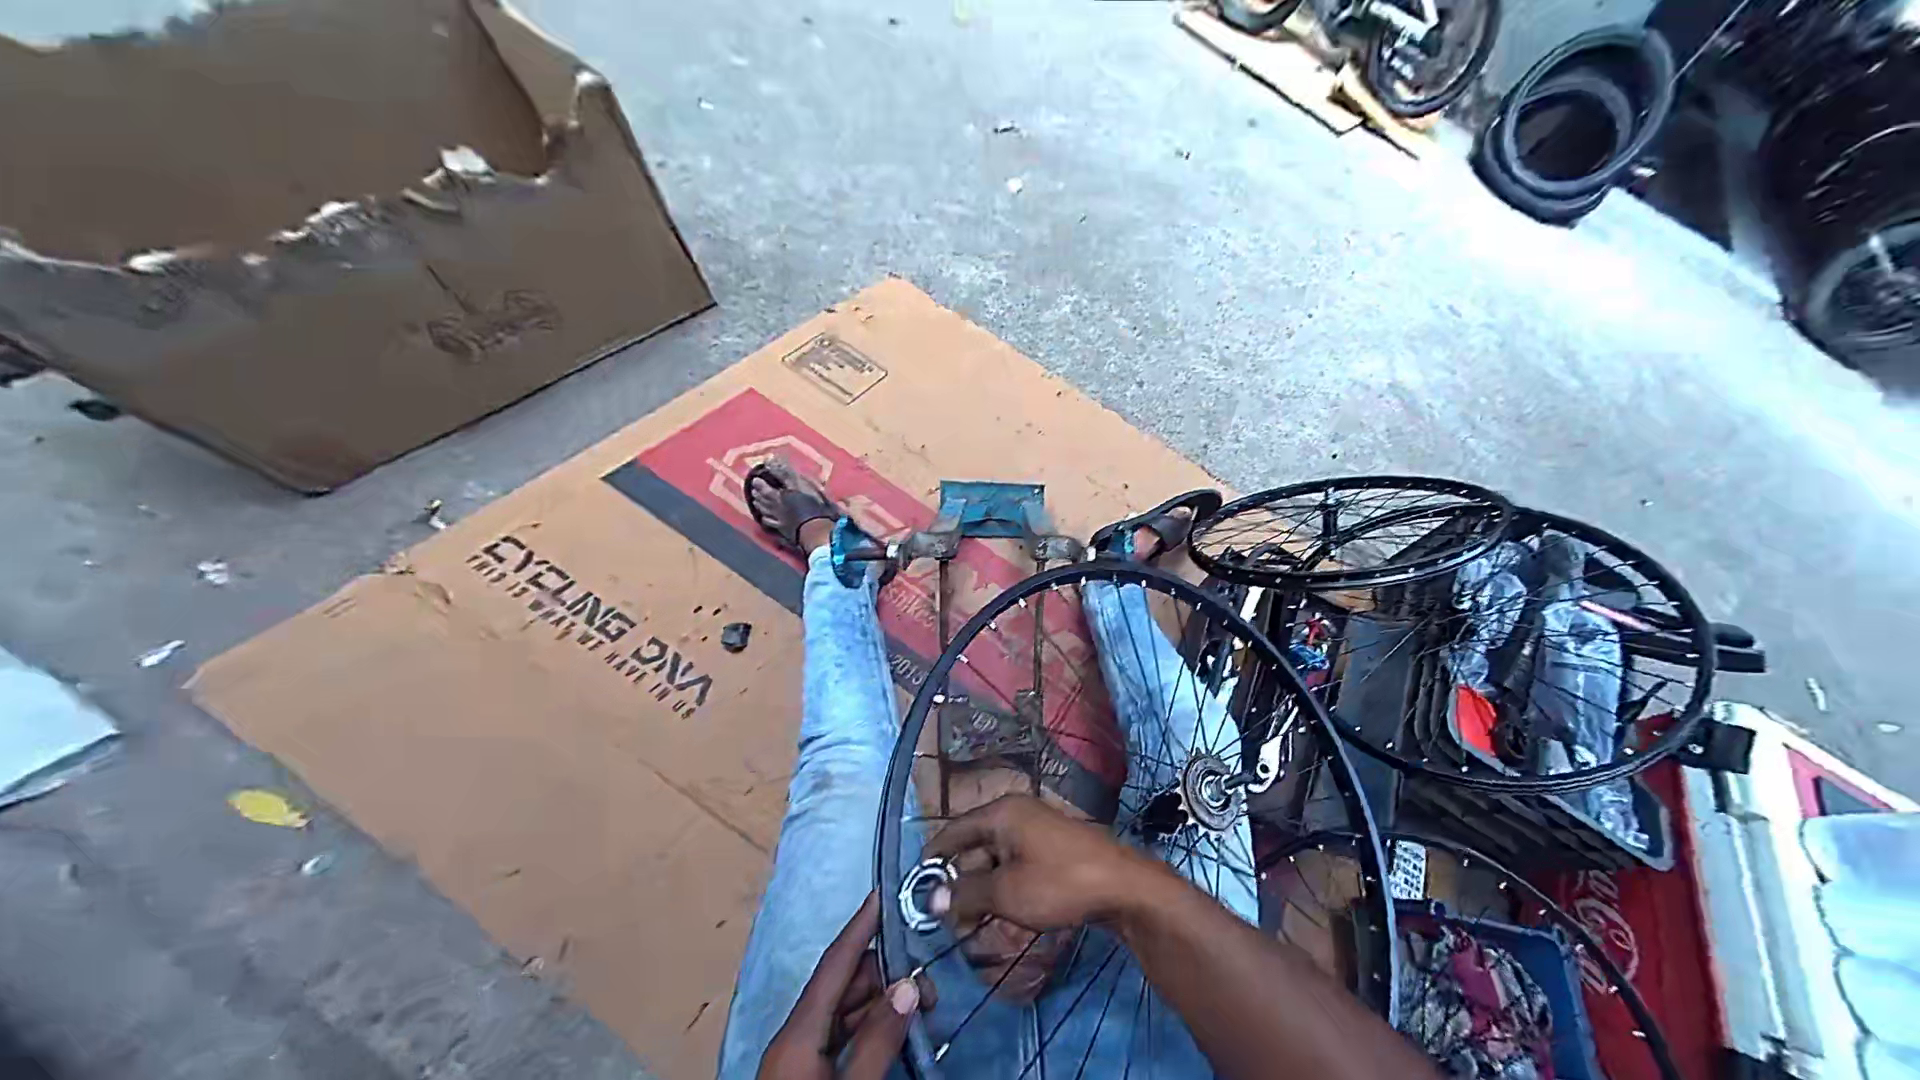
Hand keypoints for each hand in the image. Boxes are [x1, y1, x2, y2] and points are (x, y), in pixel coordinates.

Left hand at [757, 893, 934, 1079]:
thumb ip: (878, 1039)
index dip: (860, 925)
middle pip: (845, 986)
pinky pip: (845, 1038)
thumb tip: (907, 984)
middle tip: (928, 984)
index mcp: (799, 1032)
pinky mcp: (810, 1078)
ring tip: (923, 1011)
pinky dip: (874, 1030)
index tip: (884, 894)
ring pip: (848, 1012)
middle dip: (886, 974)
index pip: (836, 962)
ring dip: (884, 1003)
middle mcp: (798, 1036)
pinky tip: (900, 1036)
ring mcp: (802, 1059)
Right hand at [925, 795, 1160, 931]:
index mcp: (1001, 813)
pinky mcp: (1053, 848)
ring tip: (973, 921)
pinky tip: (1002, 911)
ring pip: (996, 857)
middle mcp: (1016, 813)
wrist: (1123, 887)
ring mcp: (1037, 829)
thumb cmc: (1058, 883)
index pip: (954, 830)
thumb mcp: (1006, 892)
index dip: (934, 855)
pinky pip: (1016, 862)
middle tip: (949, 915)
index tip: (917, 881)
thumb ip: (966, 894)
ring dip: (983, 887)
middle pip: (975, 844)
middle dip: (961, 879)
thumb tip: (933, 897)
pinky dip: (1004, 884)